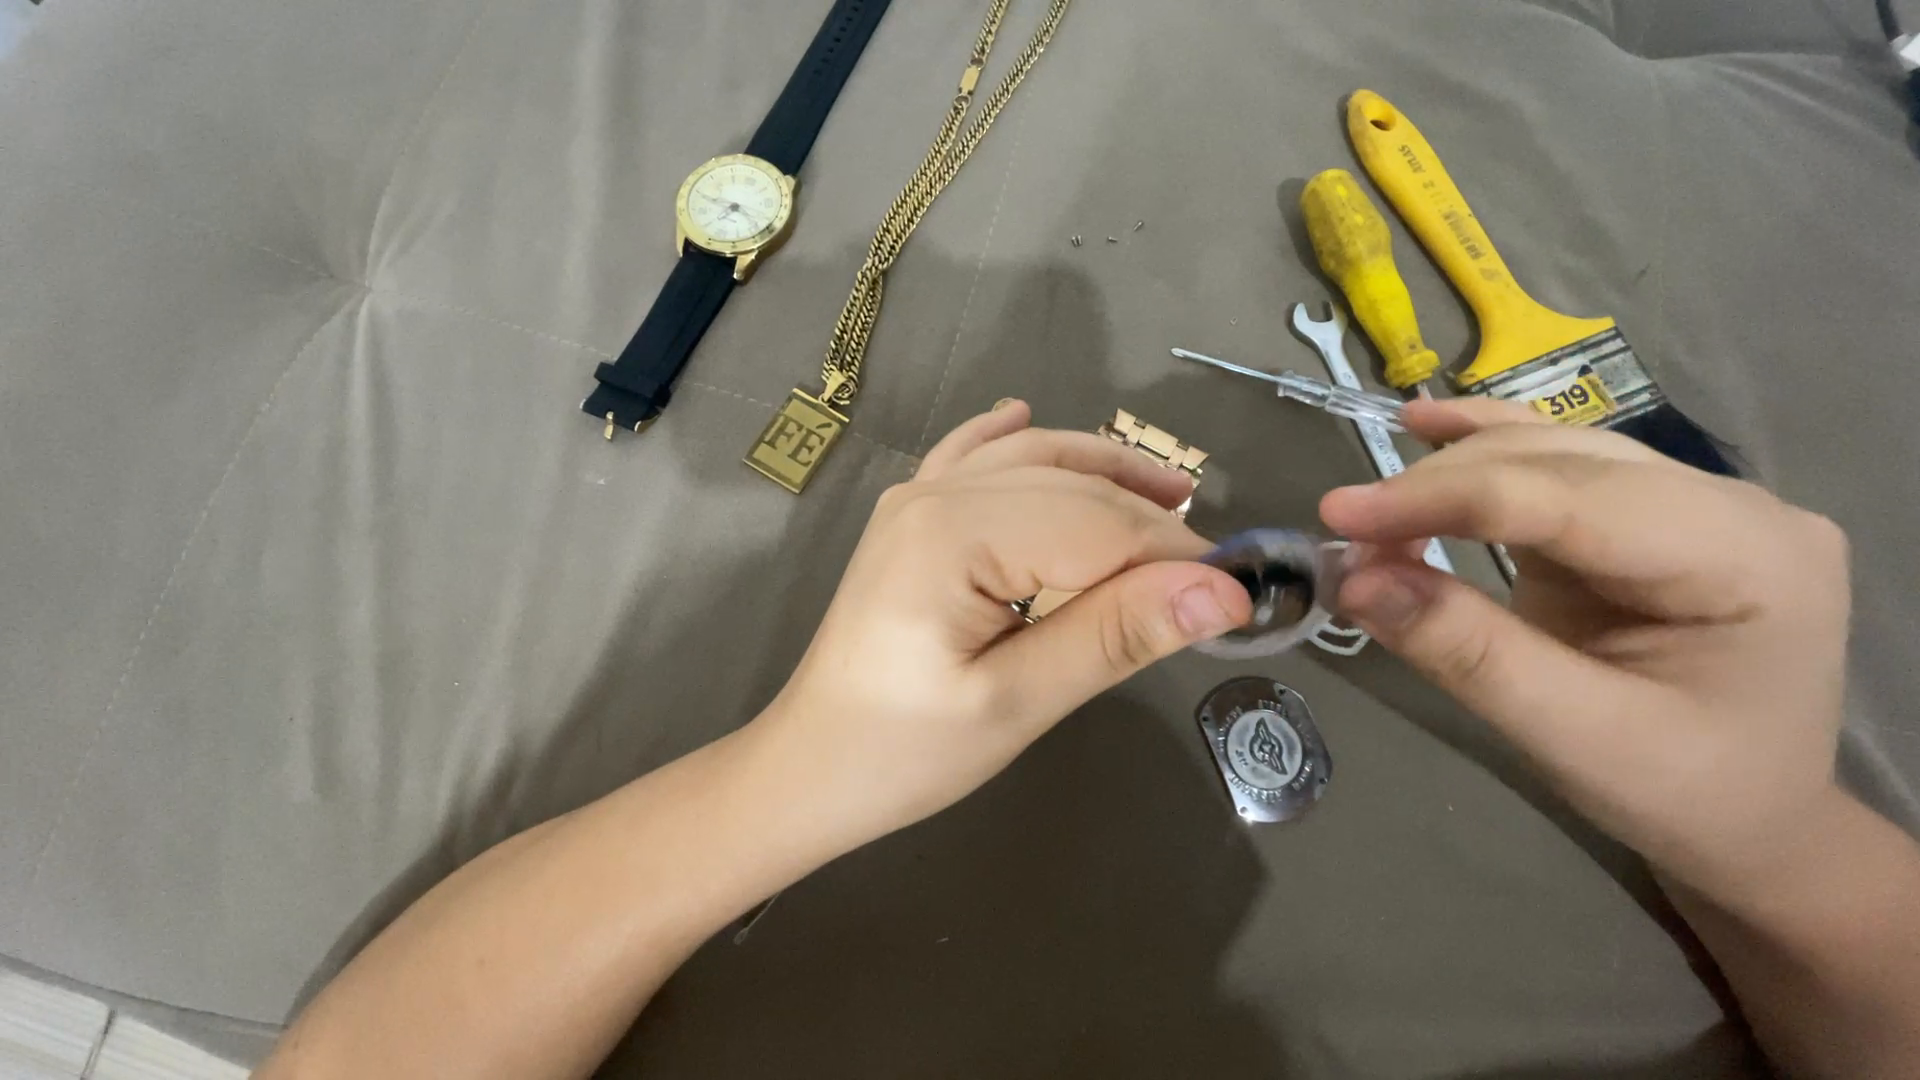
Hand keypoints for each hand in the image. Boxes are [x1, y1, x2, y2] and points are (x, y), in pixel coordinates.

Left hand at [752, 401, 1251, 850]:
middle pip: (1070, 486)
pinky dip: (1009, 439)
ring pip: (1028, 459)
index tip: (1235, 594)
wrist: (807, 768)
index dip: (1174, 555)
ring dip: (1099, 470)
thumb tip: (1222, 591)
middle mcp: (934, 493)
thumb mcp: (1018, 701)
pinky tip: (1024, 415)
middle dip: (1147, 521)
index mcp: (957, 532)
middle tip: (1212, 570)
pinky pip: (967, 458)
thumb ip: (1115, 634)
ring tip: (1168, 492)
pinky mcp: (908, 518)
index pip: (1097, 523)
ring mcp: (914, 498)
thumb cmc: (903, 752)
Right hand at [1321, 399, 1851, 895]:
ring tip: (1367, 516)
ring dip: (1443, 476)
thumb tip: (1352, 581)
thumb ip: (1466, 652)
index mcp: (1744, 557)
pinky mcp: (1638, 514)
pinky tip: (1424, 423)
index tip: (1336, 514)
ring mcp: (1686, 502)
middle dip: (1434, 492)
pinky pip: (1546, 465)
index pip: (1565, 497)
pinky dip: (1477, 445)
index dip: (1441, 500)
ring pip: (1541, 452)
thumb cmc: (1680, 790)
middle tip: (1343, 537)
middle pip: (1551, 463)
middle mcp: (1728, 505)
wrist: (1750, 817)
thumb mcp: (1570, 736)